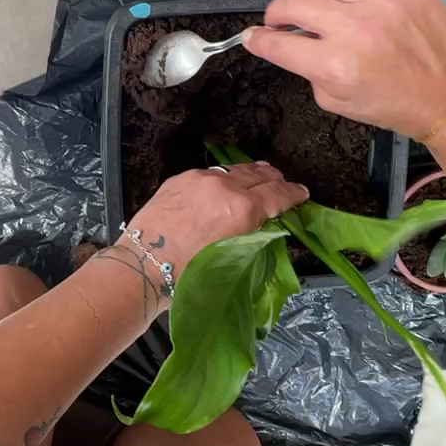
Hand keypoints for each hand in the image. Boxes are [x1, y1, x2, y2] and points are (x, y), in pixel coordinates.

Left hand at [121, 163, 308, 278]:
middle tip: (282, 183)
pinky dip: (222, 179)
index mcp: (243, 208)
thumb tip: (264, 225)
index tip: (302, 193)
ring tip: (259, 176)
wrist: (143, 264)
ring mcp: (199, 179)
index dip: (294, 194)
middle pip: (258, 175)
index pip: (278, 194)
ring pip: (233, 171)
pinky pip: (209, 175)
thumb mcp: (234, 257)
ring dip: (249, 175)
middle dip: (274, 179)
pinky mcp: (180, 179)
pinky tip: (223, 185)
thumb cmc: (189, 274)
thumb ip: (254, 235)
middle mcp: (224, 186)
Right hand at [245, 0, 445, 137]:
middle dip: (277, 13)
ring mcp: (384, 2)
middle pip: (294, 3)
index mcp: (336, 65)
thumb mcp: (336, 101)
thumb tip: (288, 41)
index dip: (258, 39)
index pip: (278, 43)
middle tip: (280, 21)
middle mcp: (356, 28)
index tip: (253, 36)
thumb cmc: (391, 104)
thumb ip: (308, 68)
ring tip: (318, 6)